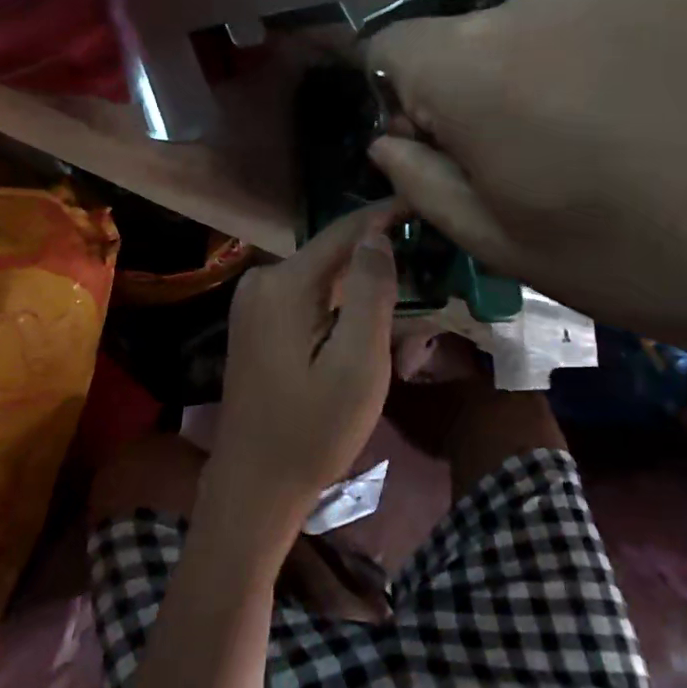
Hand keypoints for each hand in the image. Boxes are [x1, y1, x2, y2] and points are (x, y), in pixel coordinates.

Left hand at [207, 202, 402, 528]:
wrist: (255, 487)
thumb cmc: (313, 430)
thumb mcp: (358, 364)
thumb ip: (372, 292)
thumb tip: (379, 234)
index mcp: (285, 284)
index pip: (346, 232)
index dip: (388, 214)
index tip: (427, 200)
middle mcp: (264, 280)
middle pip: (339, 258)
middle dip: (385, 271)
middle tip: (432, 287)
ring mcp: (257, 302)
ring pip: (330, 282)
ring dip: (370, 300)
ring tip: (408, 336)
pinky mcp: (260, 322)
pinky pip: (314, 302)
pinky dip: (347, 314)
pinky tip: (374, 342)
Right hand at [364, 0, 686, 347]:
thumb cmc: (640, 260)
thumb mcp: (506, 247)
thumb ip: (426, 183)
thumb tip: (388, 140)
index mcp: (475, 67)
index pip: (390, 49)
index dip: (405, 101)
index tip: (449, 150)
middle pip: (460, 39)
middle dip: (471, 92)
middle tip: (535, 159)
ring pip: (523, 23)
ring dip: (532, 70)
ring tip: (599, 134)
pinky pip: (584, 11)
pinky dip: (586, 50)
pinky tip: (643, 105)